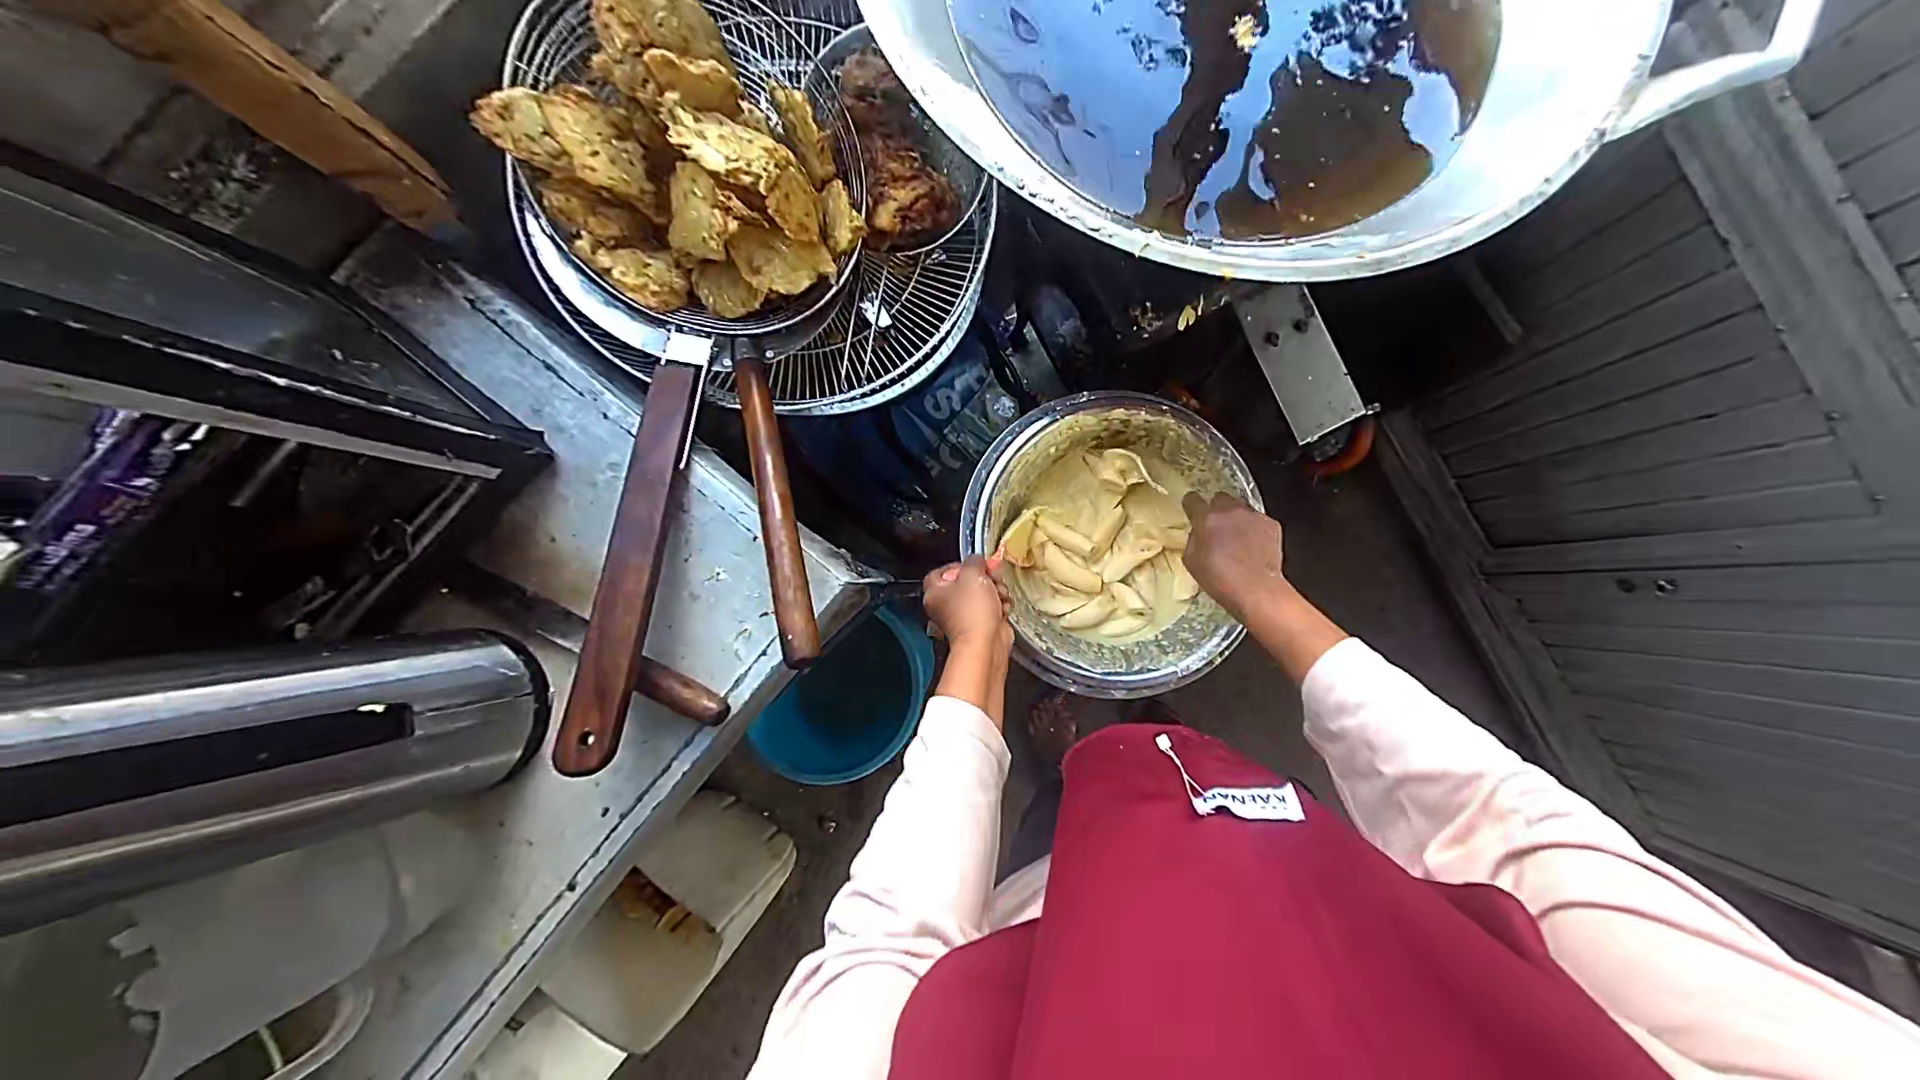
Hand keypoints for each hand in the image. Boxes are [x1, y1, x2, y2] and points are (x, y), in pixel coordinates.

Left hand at [922, 557, 1010, 649]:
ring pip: (982, 593)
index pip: (940, 573)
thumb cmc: (972, 612)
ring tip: (999, 595)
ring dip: (996, 591)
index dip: (958, 566)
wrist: (985, 643)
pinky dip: (1000, 605)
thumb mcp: (972, 574)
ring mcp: (964, 616)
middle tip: (993, 576)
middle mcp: (946, 606)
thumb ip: (974, 561)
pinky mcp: (981, 625)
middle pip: (966, 582)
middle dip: (984, 577)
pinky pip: (992, 607)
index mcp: (935, 593)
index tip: (973, 564)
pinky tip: (1003, 607)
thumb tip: (977, 560)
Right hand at [1182, 493, 1290, 620]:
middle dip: (1216, 509)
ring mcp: (1253, 516)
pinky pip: (1257, 520)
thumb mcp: (1191, 560)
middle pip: (1219, 498)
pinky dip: (1253, 529)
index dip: (1191, 505)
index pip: (1193, 499)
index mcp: (1206, 518)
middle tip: (1216, 527)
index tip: (1192, 510)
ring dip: (1235, 519)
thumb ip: (1193, 539)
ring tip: (1236, 539)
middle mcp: (1230, 511)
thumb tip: (1199, 533)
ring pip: (1240, 509)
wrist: (1256, 589)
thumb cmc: (1218, 579)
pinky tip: (1252, 546)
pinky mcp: (1271, 524)